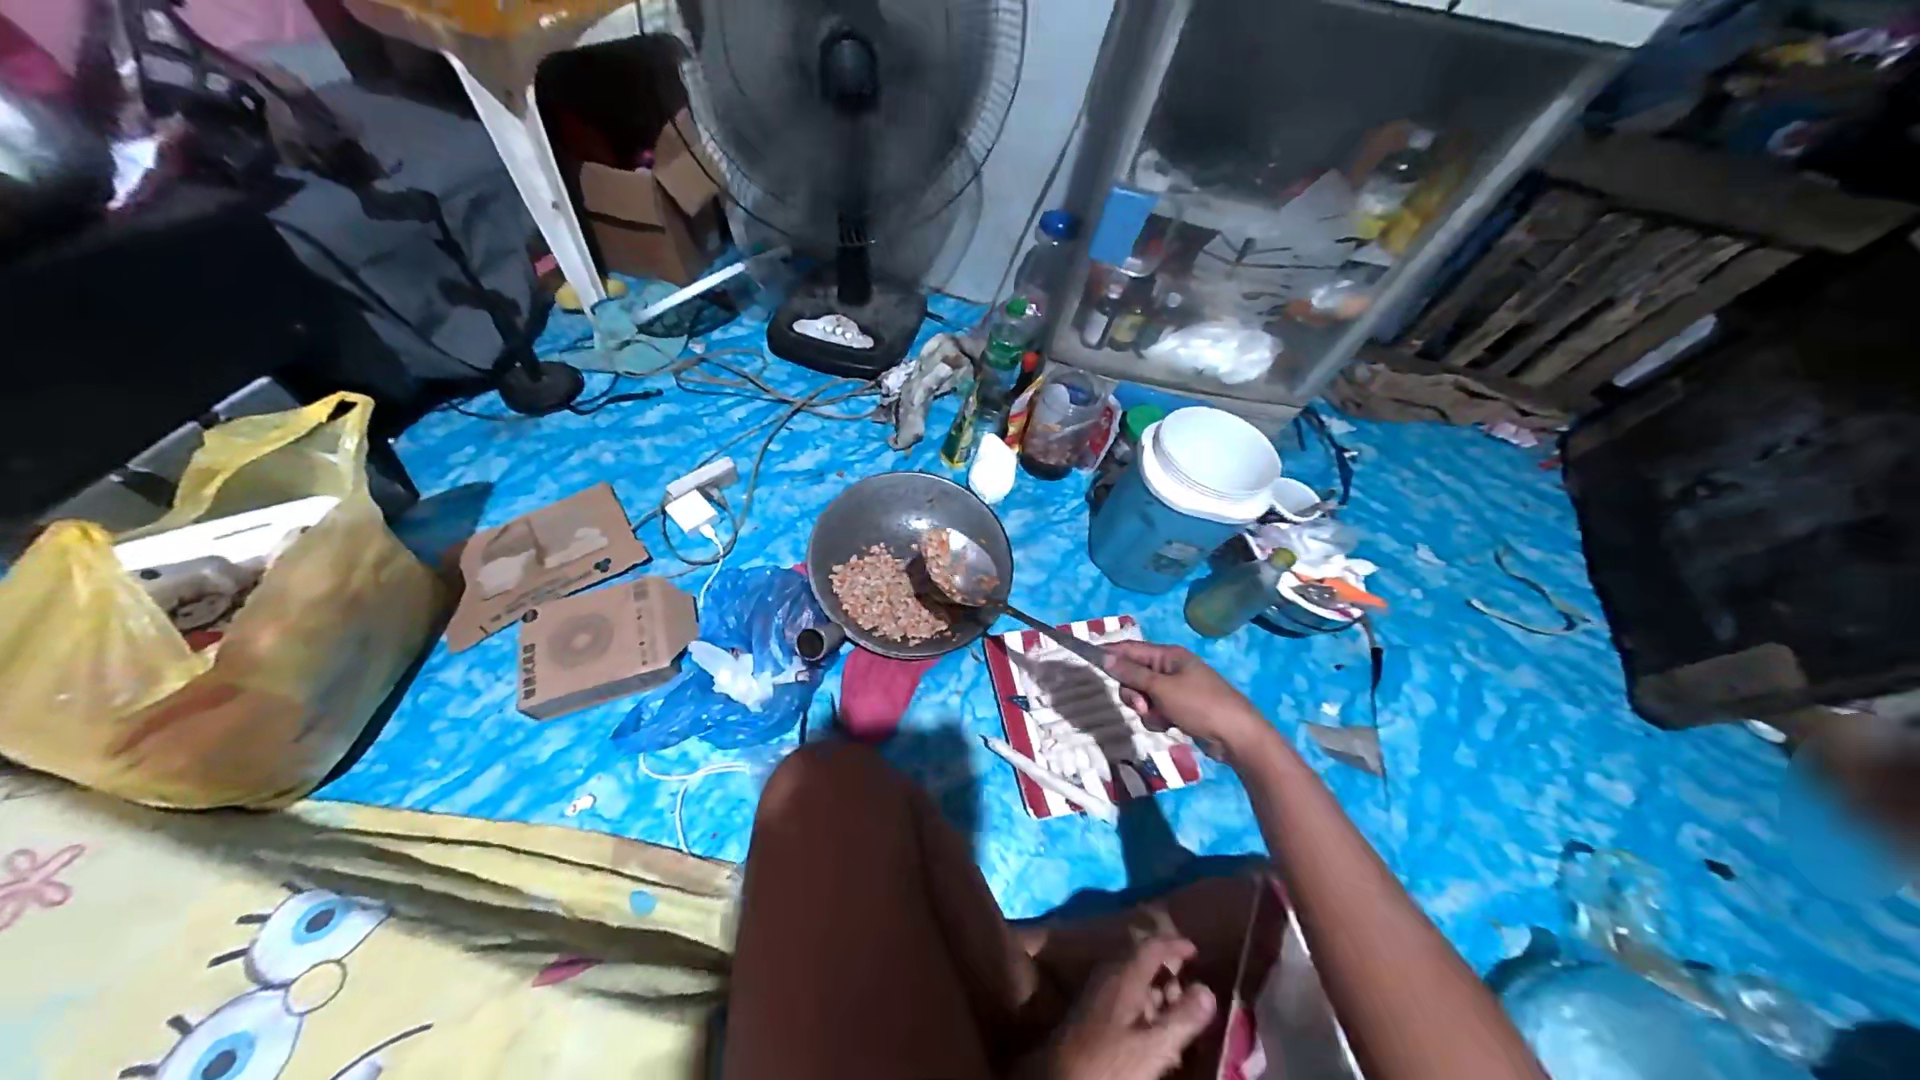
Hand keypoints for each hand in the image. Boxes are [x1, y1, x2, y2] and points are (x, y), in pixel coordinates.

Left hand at [1022, 935, 1216, 1079]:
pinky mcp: (1091, 1011)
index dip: (1175, 944)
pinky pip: (1124, 996)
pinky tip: (1153, 1031)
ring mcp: (1097, 992)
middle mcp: (1109, 974)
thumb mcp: (1154, 1047)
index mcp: (1124, 974)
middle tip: (1192, 992)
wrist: (1061, 1078)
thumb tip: (1207, 989)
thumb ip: (1182, 1018)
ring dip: (1156, 991)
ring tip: (1178, 1015)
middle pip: (1142, 960)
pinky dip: (1143, 1005)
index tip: (1196, 951)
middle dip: (1168, 971)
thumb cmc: (1109, 1063)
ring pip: (1133, 980)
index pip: (1152, 945)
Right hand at [1103, 642, 1270, 759]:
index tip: (1088, 659)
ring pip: (1143, 695)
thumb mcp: (1161, 689)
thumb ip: (1131, 674)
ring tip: (1162, 718)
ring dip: (1146, 709)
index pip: (1130, 648)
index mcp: (1168, 655)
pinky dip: (1158, 718)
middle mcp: (1171, 668)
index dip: (1109, 653)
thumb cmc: (1200, 705)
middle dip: (1133, 692)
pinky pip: (1156, 709)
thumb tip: (1105, 656)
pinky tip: (1171, 725)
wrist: (1238, 736)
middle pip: (1134, 674)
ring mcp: (1176, 689)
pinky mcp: (1180, 708)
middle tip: (1143, 705)